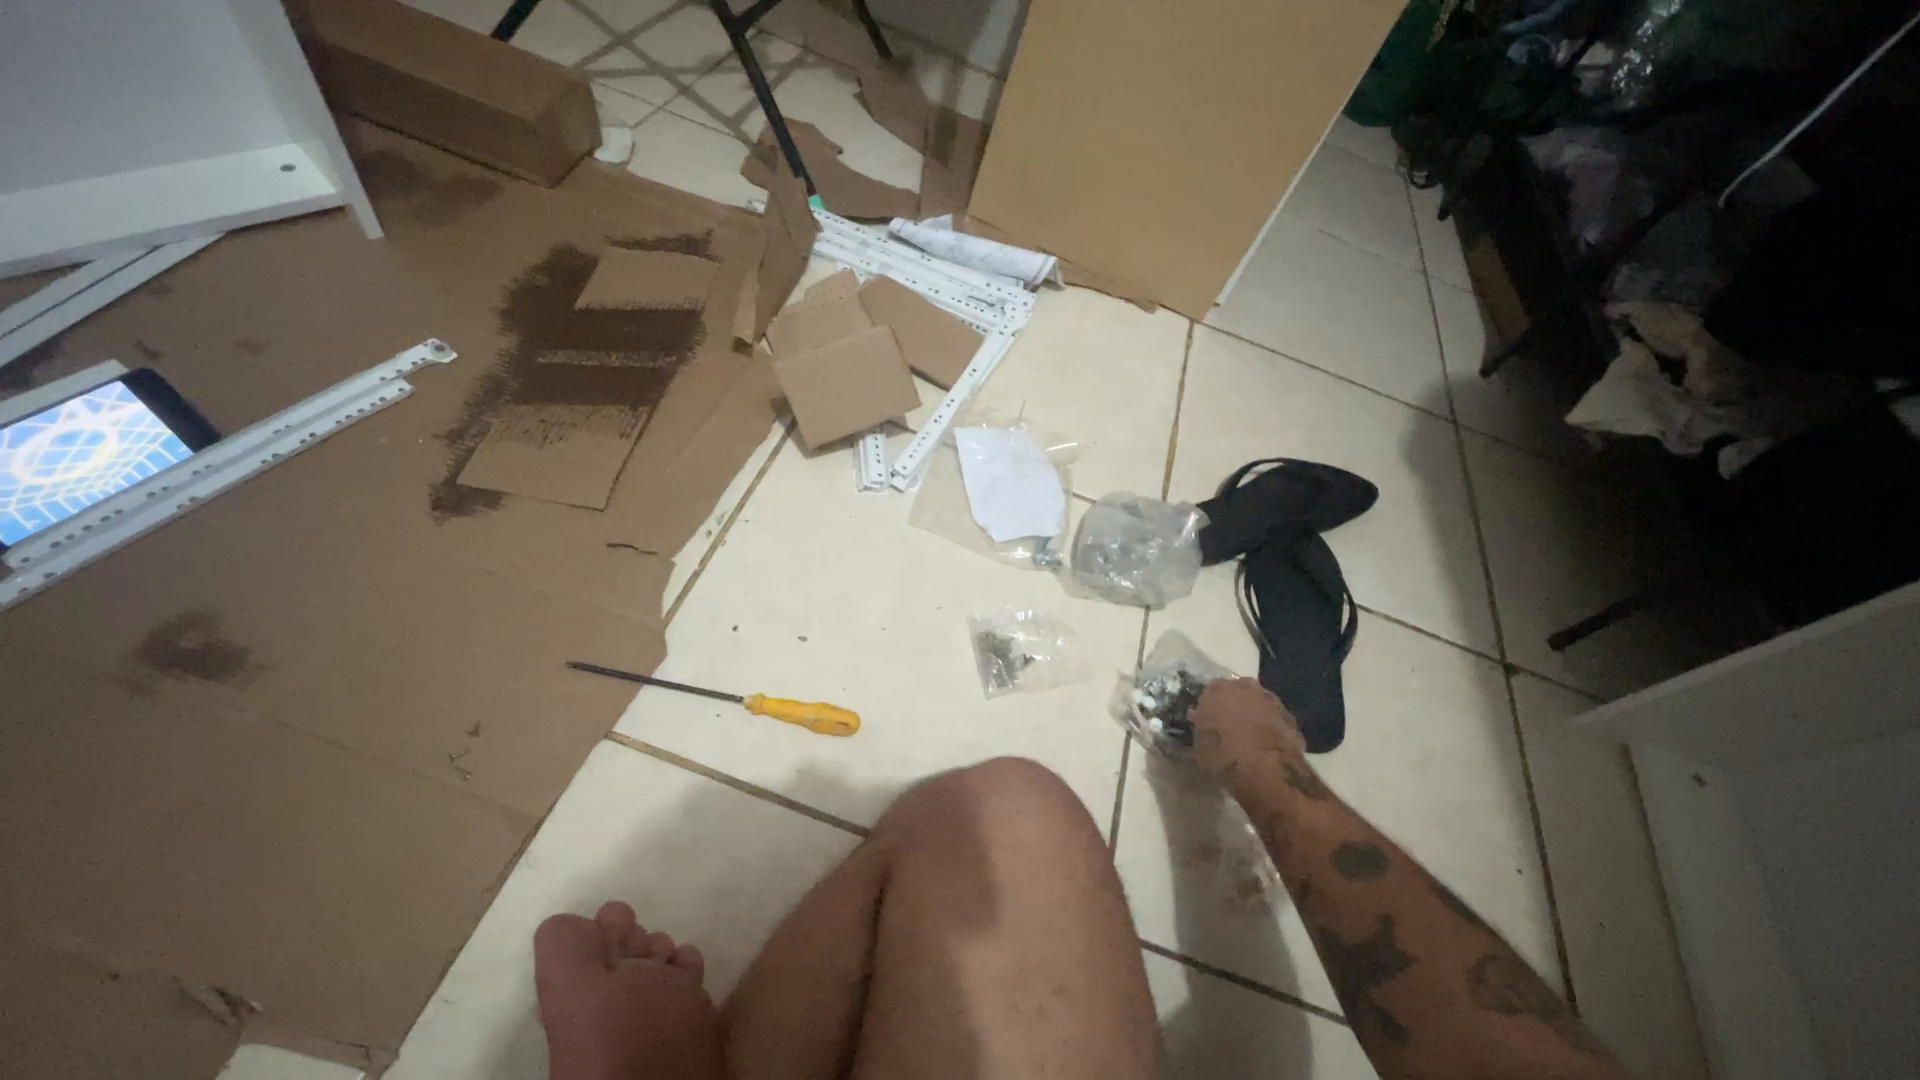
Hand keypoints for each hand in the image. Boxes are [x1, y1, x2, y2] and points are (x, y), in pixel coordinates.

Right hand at [1189, 679, 1309, 791]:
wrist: (1265, 771)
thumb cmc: (1223, 757)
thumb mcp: (1198, 748)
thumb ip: (1200, 731)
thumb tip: (1201, 727)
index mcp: (1217, 690)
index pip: (1210, 691)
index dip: (1209, 707)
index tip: (1208, 722)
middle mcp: (1246, 688)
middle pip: (1238, 693)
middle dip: (1234, 706)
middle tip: (1230, 728)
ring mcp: (1272, 701)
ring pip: (1259, 705)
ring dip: (1256, 717)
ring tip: (1251, 740)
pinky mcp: (1291, 718)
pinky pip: (1276, 721)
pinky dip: (1272, 731)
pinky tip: (1268, 749)